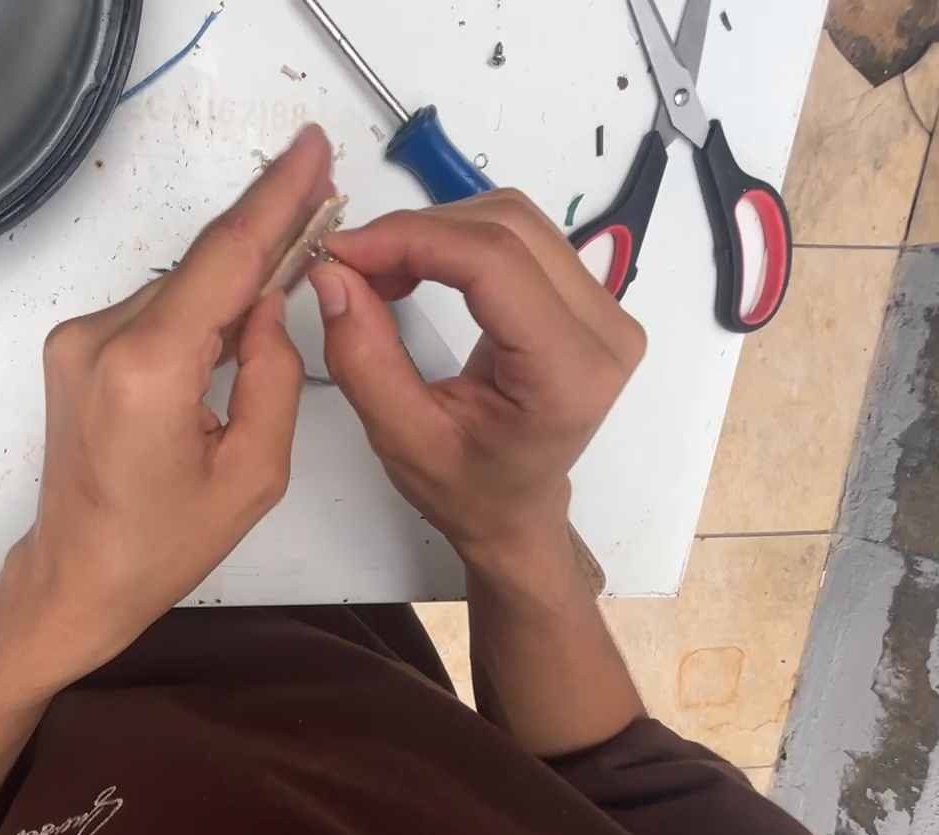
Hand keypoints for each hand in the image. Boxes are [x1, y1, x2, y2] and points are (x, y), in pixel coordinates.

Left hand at [0, 128, 335, 816]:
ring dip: (229, 283)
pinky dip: (194, 310)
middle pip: (199, 267)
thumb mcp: (255, 472)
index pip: (224, 259)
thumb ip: (274, 372)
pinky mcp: (72, 351)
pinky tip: (228, 325)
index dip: (276, 199)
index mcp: (147, 370)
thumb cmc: (165, 545)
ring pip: (177, 289)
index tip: (312, 149)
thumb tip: (269, 302)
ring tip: (281, 281)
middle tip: (318, 201)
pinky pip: (152, 312)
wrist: (77, 575)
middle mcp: (98, 337)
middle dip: (262, 237)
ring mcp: (76, 340)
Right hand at [308, 190, 645, 589]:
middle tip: (350, 266)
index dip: (411, 240)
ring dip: (434, 232)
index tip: (341, 251)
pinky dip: (455, 242)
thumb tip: (332, 276)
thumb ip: (363, 358)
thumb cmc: (464, 490)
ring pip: (513, 221)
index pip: (494, 264)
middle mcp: (605, 330)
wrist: (513, 509)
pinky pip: (520, 239)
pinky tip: (414, 269)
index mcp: (567, 374)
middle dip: (416, 232)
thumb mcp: (400, 438)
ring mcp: (606, 308)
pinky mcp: (588, 299)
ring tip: (378, 272)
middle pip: (507, 229)